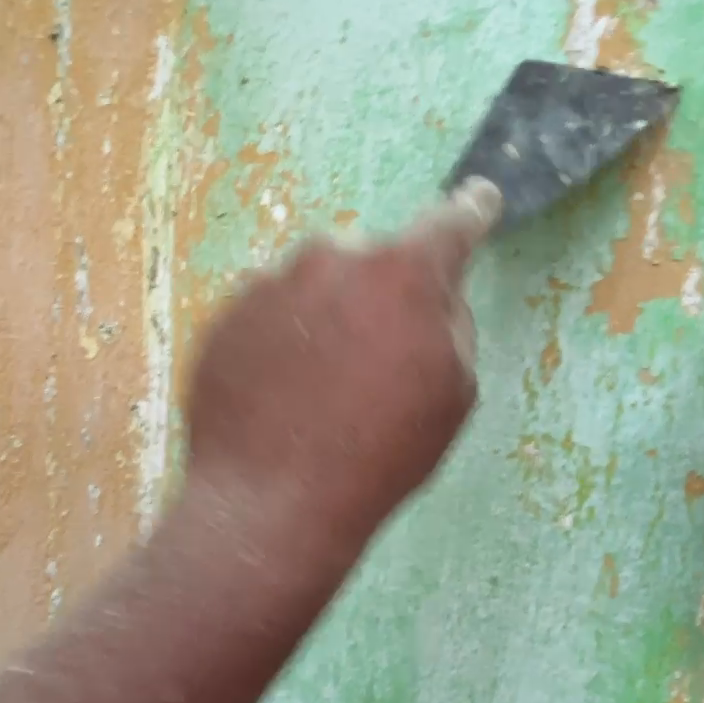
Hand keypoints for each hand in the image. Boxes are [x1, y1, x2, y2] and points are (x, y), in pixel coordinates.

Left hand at [182, 179, 501, 552]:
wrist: (272, 502)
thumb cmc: (381, 455)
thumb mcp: (453, 396)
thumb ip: (453, 325)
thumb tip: (436, 296)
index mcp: (401, 274)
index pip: (449, 225)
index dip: (469, 214)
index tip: (477, 200)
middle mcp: (332, 258)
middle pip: (372, 261)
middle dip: (382, 294)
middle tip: (375, 359)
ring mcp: (270, 281)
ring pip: (317, 284)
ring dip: (329, 315)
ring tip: (319, 387)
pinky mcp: (226, 312)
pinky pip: (272, 310)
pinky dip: (284, 336)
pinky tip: (281, 391)